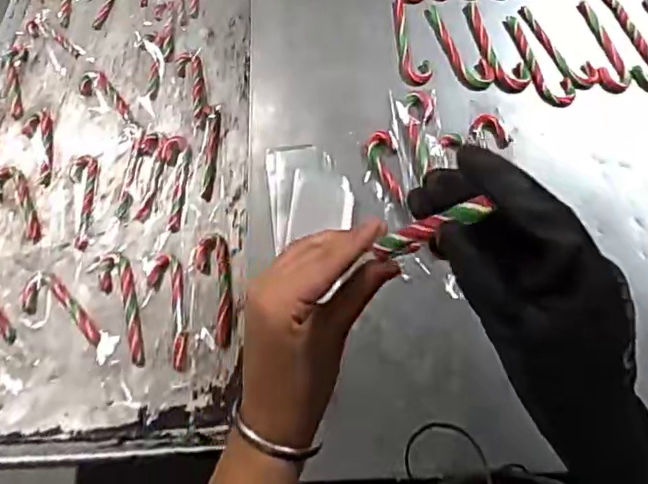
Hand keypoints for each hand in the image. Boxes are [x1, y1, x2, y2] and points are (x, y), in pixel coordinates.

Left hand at [238, 222, 399, 448]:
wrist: (270, 421)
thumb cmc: (304, 388)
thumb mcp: (334, 337)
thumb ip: (358, 292)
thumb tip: (387, 263)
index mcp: (280, 297)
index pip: (325, 259)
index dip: (355, 241)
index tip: (381, 227)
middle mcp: (265, 282)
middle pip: (312, 249)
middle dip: (345, 240)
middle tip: (379, 237)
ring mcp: (260, 283)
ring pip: (302, 250)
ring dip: (332, 244)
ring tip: (364, 244)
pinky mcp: (262, 288)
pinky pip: (293, 260)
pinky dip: (317, 254)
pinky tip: (338, 256)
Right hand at [408, 148, 647, 483]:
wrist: (594, 429)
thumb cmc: (560, 382)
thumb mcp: (513, 326)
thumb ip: (478, 274)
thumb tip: (444, 228)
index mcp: (578, 258)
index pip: (533, 204)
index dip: (495, 176)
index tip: (461, 155)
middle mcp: (570, 253)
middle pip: (516, 210)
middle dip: (469, 195)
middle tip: (425, 189)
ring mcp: (557, 267)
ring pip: (508, 228)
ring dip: (465, 215)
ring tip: (423, 208)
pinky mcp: (542, 280)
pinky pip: (506, 251)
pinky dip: (475, 242)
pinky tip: (444, 238)